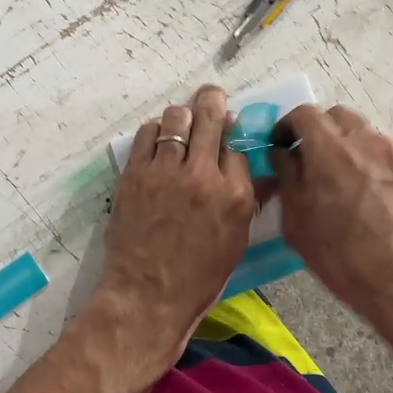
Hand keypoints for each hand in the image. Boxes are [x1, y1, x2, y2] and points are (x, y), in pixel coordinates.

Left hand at [88, 85, 256, 363]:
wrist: (148, 295)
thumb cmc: (199, 278)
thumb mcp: (236, 241)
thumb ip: (247, 200)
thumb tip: (257, 172)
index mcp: (235, 196)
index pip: (238, 145)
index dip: (234, 135)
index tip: (231, 130)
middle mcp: (203, 176)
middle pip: (211, 117)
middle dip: (214, 101)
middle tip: (212, 96)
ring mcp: (166, 171)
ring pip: (176, 117)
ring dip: (182, 115)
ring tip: (182, 124)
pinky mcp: (135, 173)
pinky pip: (147, 134)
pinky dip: (155, 130)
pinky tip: (158, 139)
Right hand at [268, 104, 392, 365]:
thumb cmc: (343, 256)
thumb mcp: (297, 221)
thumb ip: (287, 178)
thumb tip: (283, 155)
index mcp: (329, 146)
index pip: (303, 113)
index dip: (286, 126)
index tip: (278, 146)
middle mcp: (363, 139)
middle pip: (335, 116)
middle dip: (315, 130)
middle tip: (303, 158)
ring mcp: (391, 153)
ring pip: (359, 131)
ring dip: (340, 143)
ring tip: (330, 177)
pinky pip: (377, 151)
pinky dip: (361, 159)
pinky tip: (356, 192)